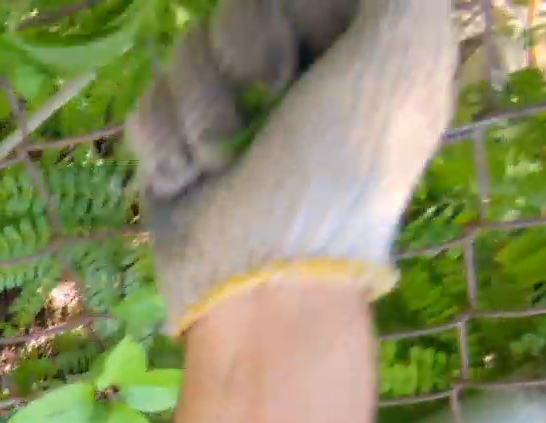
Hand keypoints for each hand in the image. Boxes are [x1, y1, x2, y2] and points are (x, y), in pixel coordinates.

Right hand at [127, 0, 456, 333]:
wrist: (258, 272)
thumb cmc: (335, 168)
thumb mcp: (401, 49)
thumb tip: (343, 0)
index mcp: (351, 45)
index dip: (297, 11)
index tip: (313, 57)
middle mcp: (286, 76)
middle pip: (232, 11)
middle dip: (243, 52)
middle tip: (266, 98)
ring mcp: (222, 117)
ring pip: (183, 56)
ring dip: (200, 111)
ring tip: (216, 164)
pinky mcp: (170, 154)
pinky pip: (145, 110)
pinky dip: (161, 145)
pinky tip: (183, 182)